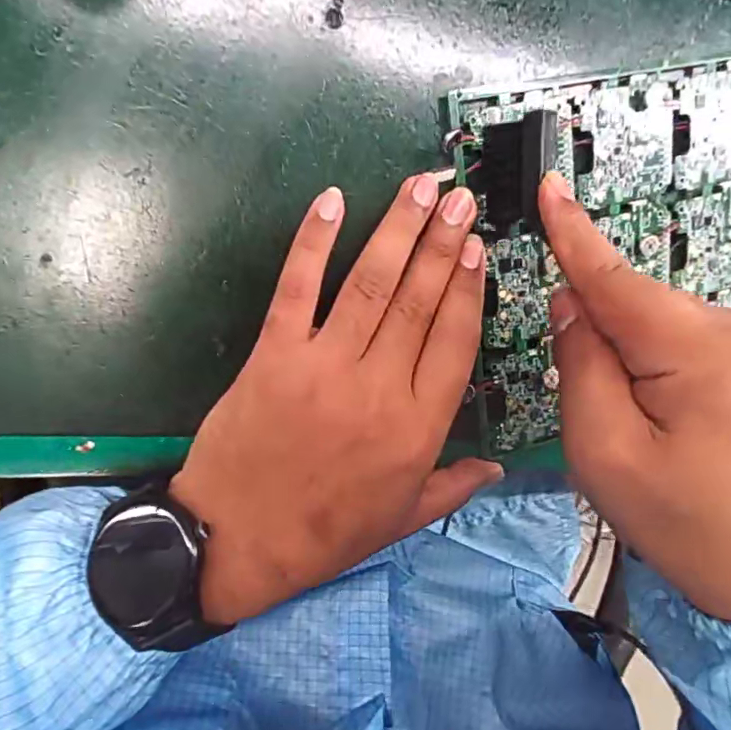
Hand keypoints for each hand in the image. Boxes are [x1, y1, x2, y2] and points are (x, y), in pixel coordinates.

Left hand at [174, 174, 504, 624]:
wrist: (234, 540)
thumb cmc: (319, 536)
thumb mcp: (397, 521)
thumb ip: (450, 489)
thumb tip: (496, 466)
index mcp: (416, 430)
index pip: (455, 343)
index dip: (468, 290)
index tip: (477, 249)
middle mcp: (377, 389)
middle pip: (418, 302)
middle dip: (441, 243)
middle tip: (459, 197)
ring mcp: (322, 367)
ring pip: (369, 286)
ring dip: (396, 230)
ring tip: (420, 188)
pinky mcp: (272, 355)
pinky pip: (296, 288)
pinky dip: (313, 242)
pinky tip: (331, 203)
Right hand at [538, 172, 730, 623]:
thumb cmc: (675, 519)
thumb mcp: (600, 447)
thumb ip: (580, 362)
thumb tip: (571, 300)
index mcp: (709, 355)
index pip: (619, 283)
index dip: (575, 235)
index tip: (550, 186)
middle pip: (636, 308)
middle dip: (600, 339)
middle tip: (601, 409)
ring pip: (657, 322)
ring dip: (627, 354)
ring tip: (639, 421)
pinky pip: (682, 334)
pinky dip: (653, 358)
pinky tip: (662, 408)